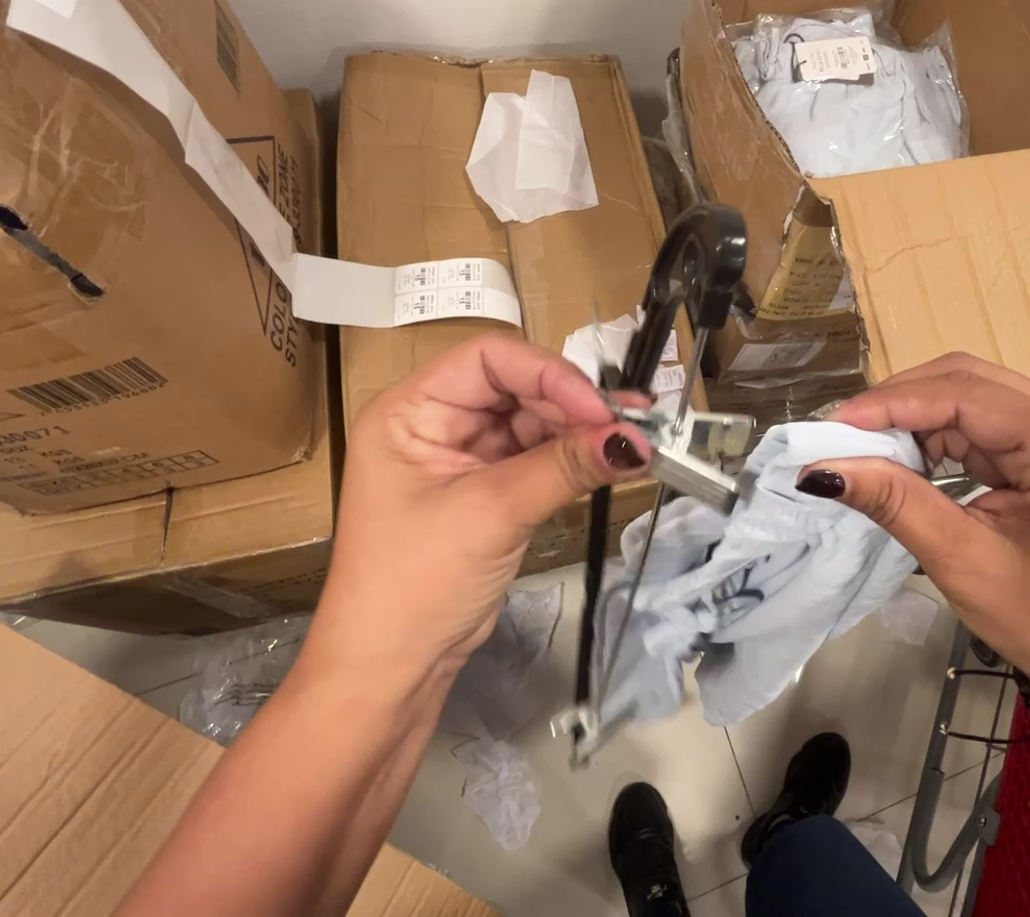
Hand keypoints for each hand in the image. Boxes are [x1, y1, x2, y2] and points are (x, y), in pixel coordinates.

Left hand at [303, 334, 651, 697]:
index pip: (489, 360)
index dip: (548, 374)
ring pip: (534, 422)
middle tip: (632, 424)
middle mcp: (436, 422)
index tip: (598, 408)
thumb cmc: (415, 584)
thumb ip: (566, 467)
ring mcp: (464, 456)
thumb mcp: (493, 513)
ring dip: (581, 430)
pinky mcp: (489, 489)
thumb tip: (636, 439)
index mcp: (411, 411)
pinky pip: (539, 456)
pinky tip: (610, 459)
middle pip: (517, 387)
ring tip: (634, 440)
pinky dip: (574, 458)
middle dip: (574, 404)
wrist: (392, 669)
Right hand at [802, 354, 1029, 723]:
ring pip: (972, 395)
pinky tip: (903, 453)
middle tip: (843, 430)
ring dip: (915, 414)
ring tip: (864, 442)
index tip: (834, 422)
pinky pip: (979, 423)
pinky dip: (935, 434)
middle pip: (972, 381)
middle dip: (903, 400)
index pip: (969, 396)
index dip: (896, 402)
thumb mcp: (963, 561)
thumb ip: (896, 504)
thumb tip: (823, 470)